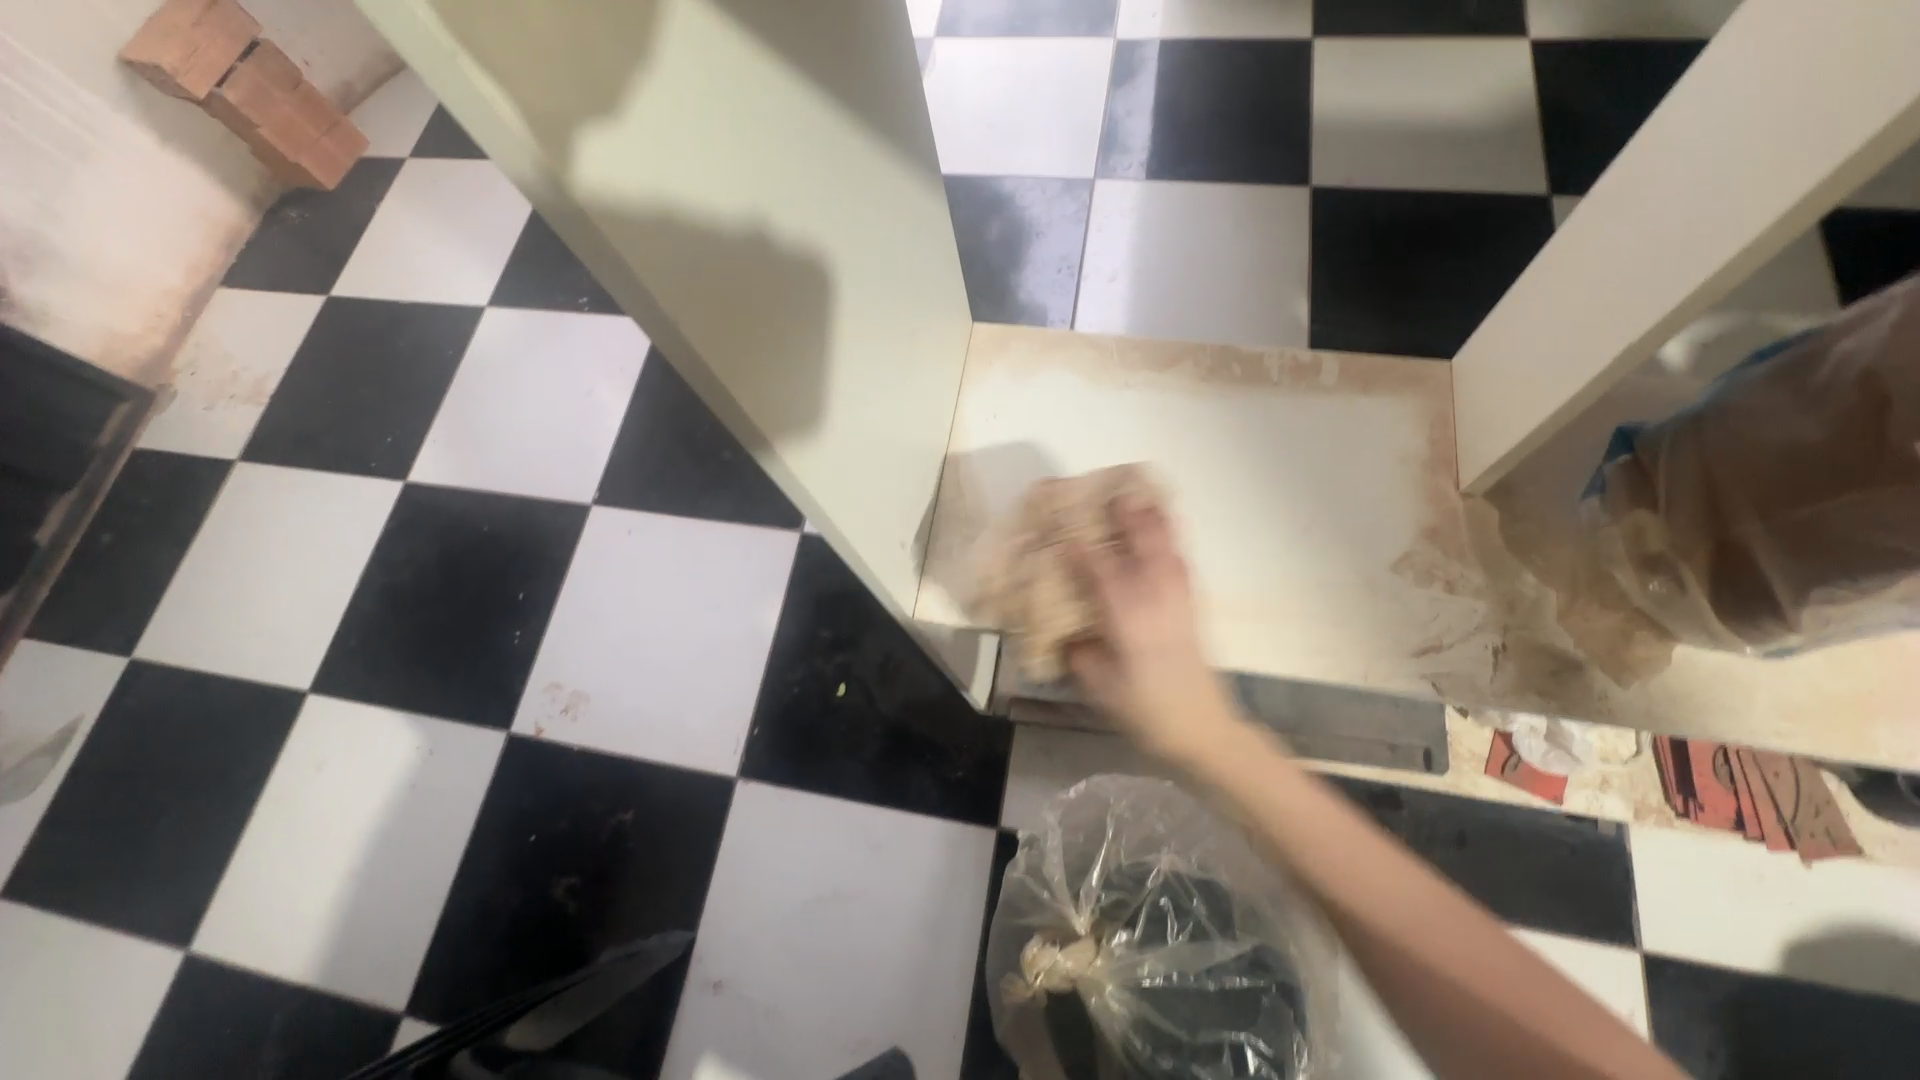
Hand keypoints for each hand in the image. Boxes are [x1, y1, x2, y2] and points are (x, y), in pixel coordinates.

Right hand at [1066, 493, 1238, 761]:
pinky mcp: (1194, 609)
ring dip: (1155, 521)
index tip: (1061, 533)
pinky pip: (1183, 564)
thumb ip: (1082, 654)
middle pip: (1145, 548)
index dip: (1081, 551)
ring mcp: (1180, 602)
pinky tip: (1168, 530)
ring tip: (1142, 496)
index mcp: (1129, 621)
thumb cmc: (1147, 712)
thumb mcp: (1101, 689)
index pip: (1102, 573)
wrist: (1203, 729)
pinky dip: (1174, 540)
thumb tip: (1068, 632)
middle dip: (1129, 518)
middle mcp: (1157, 602)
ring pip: (1169, 550)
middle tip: (1112, 492)